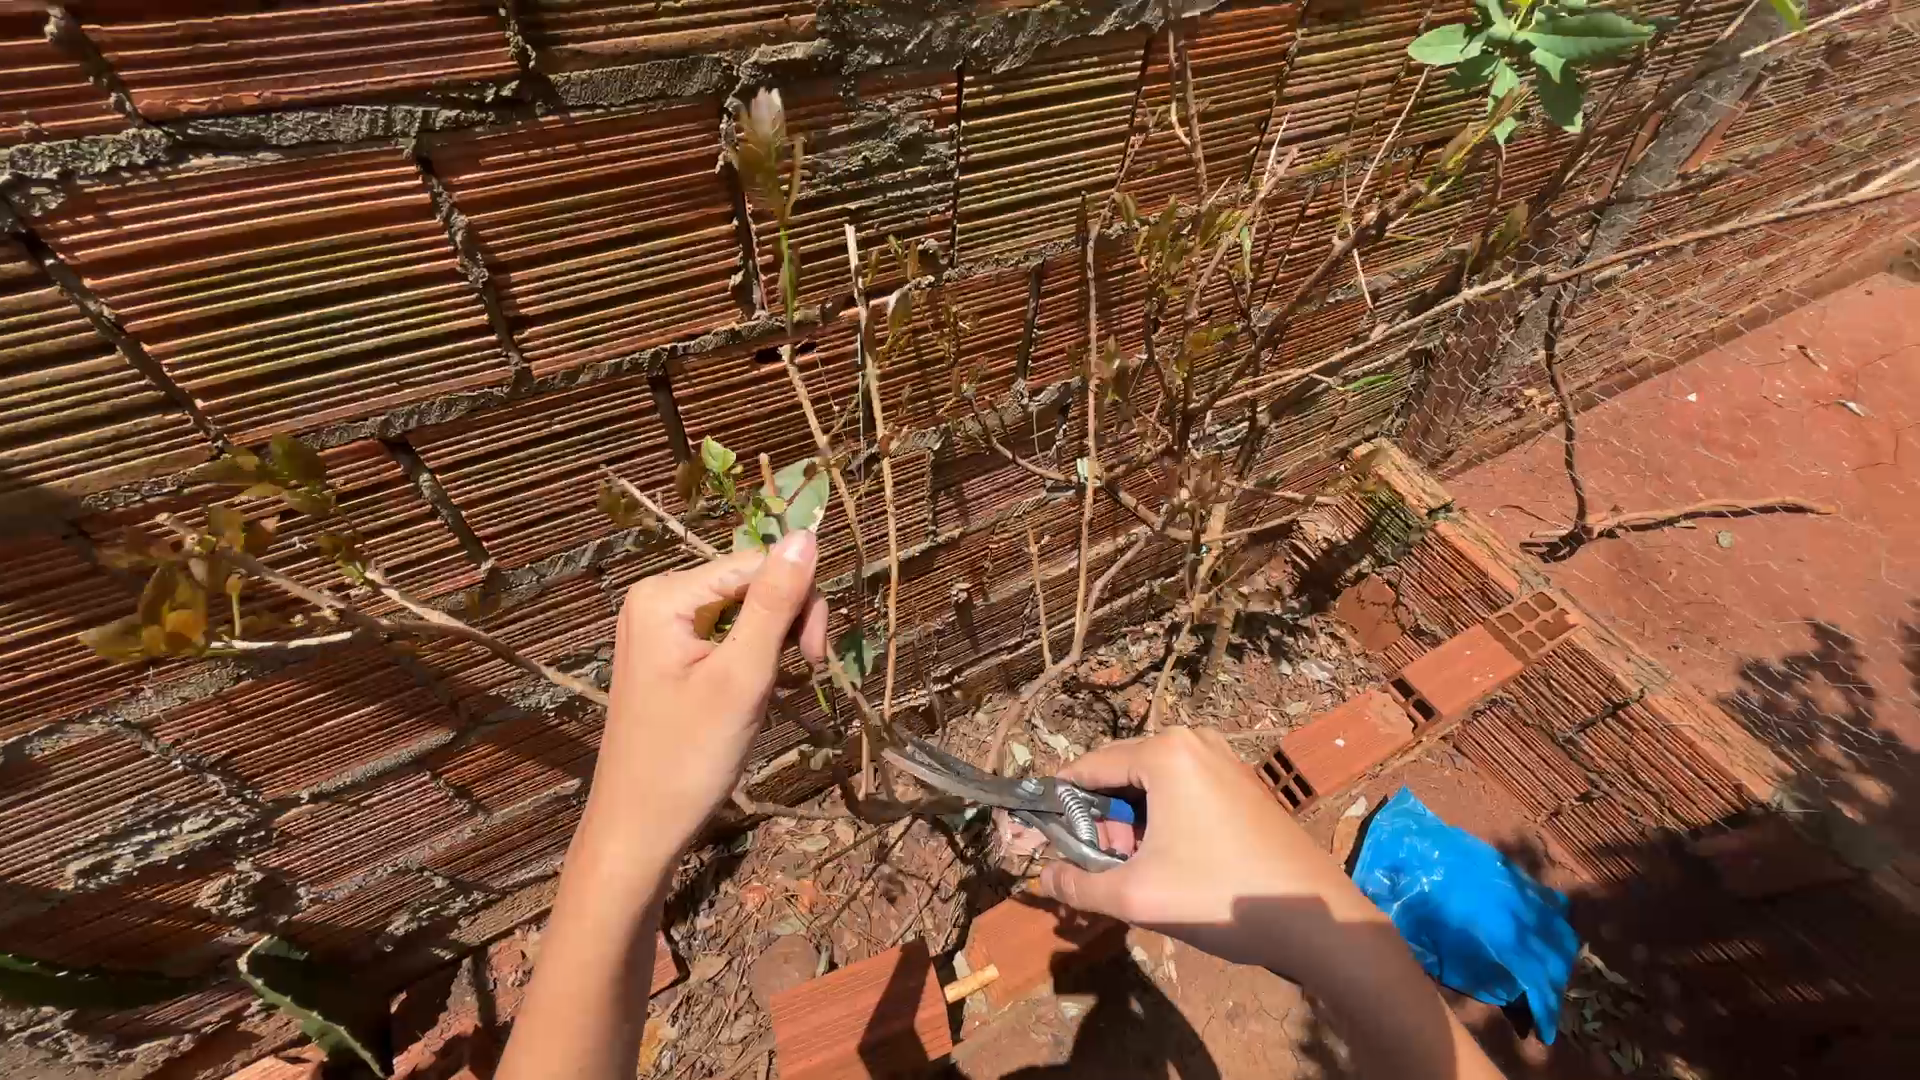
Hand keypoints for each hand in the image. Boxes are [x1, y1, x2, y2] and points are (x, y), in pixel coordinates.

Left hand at [585, 529, 827, 861]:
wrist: (639, 831)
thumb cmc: (689, 757)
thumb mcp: (742, 675)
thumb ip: (775, 602)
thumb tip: (805, 535)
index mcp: (665, 595)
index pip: (758, 564)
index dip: (800, 600)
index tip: (816, 657)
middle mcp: (659, 598)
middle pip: (752, 582)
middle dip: (788, 622)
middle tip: (803, 673)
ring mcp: (662, 626)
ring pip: (747, 608)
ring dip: (775, 643)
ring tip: (770, 689)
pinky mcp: (671, 652)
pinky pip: (729, 633)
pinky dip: (754, 657)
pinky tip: (754, 690)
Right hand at [1035, 727, 1386, 977]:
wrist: (1318, 920)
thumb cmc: (1220, 895)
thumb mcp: (1138, 897)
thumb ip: (1080, 885)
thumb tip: (1044, 878)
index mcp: (1164, 752)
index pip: (1090, 767)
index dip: (1062, 801)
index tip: (1045, 832)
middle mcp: (1191, 739)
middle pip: (1121, 773)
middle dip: (1104, 818)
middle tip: (1103, 863)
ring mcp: (1221, 755)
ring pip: (1151, 782)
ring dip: (1133, 820)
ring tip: (1139, 866)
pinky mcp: (1240, 777)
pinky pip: (1181, 787)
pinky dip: (1163, 816)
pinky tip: (1172, 856)